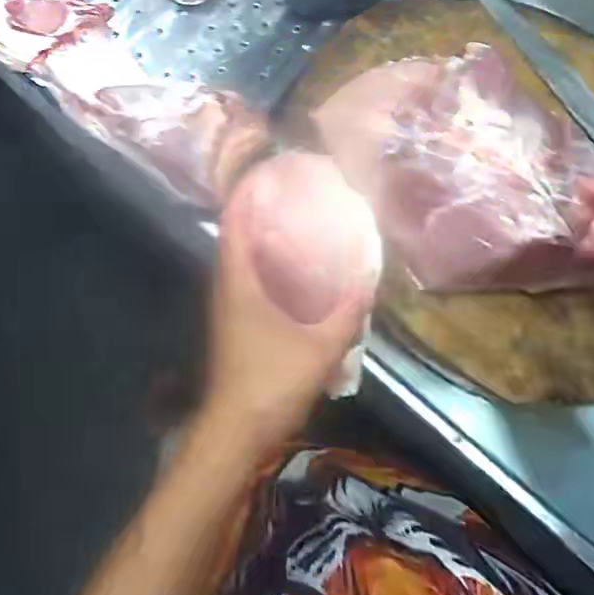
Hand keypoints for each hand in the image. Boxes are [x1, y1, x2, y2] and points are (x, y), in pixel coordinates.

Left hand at [205, 154, 379, 449]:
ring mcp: (227, 301)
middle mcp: (226, 281)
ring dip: (262, 234)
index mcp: (237, 278)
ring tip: (296, 219)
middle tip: (293, 191)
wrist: (237, 425)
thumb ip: (346, 311)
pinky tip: (294, 270)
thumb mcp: (320, 346)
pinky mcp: (233, 318)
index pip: (235, 220)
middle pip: (237, 232)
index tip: (270, 169)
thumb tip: (367, 276)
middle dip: (259, 208)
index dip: (248, 191)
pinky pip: (248, 276)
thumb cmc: (272, 379)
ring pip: (241, 255)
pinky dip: (266, 261)